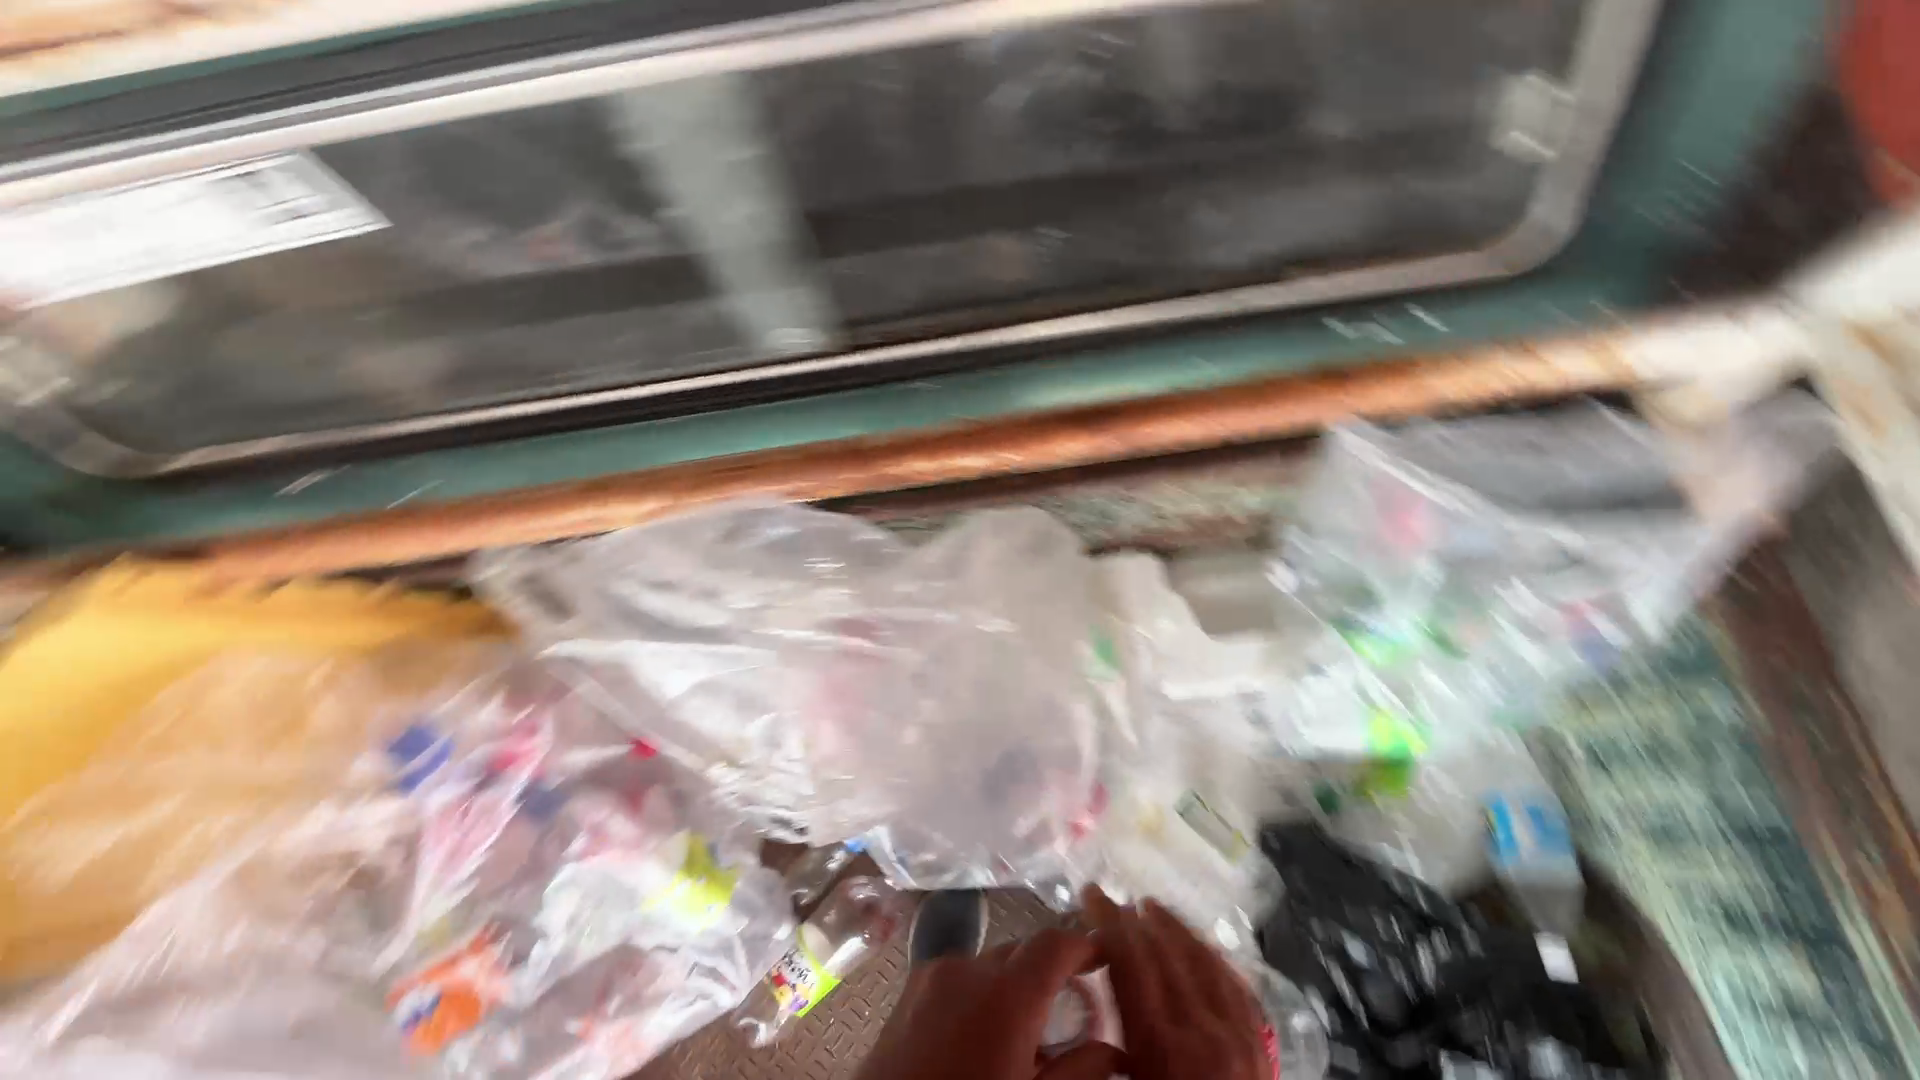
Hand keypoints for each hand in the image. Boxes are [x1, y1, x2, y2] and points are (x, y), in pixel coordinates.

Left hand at [852, 925, 1121, 1079]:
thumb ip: (1080, 1071)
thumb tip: (1114, 1049)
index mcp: (1005, 993)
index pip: (1056, 943)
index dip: (1087, 944)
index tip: (1109, 957)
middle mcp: (968, 968)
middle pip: (1024, 952)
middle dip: (1053, 972)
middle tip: (1078, 1007)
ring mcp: (932, 975)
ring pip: (991, 964)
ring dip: (1016, 984)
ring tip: (1030, 1030)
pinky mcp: (909, 990)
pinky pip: (960, 976)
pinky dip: (983, 992)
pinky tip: (985, 1034)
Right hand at [1081, 885, 1267, 1079]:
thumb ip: (1109, 1054)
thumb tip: (1089, 1008)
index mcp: (1162, 1044)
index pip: (1131, 960)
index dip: (1109, 921)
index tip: (1091, 895)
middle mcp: (1202, 1028)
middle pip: (1165, 952)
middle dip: (1135, 918)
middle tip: (1111, 897)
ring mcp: (1238, 1035)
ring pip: (1204, 961)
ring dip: (1175, 929)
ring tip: (1151, 908)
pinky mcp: (1261, 1049)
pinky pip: (1236, 987)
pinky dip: (1213, 958)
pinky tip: (1201, 949)